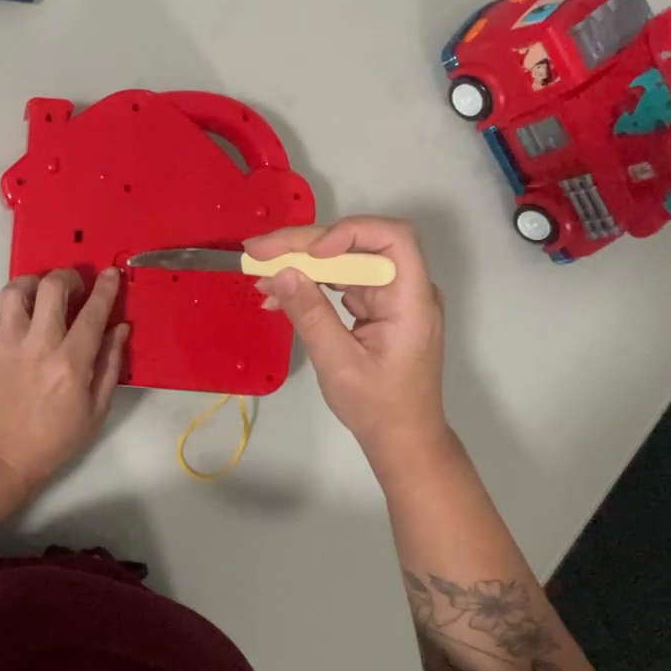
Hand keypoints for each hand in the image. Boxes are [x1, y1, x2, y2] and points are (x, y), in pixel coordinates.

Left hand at [0, 268, 129, 491]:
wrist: (11, 457)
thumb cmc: (59, 437)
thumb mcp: (98, 408)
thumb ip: (110, 364)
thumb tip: (120, 328)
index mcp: (70, 363)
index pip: (92, 313)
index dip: (106, 288)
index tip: (112, 274)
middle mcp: (38, 346)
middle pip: (50, 288)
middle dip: (67, 277)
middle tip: (73, 288)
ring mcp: (7, 347)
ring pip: (12, 293)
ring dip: (28, 285)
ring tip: (38, 296)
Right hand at [250, 216, 451, 467]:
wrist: (403, 438)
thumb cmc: (377, 406)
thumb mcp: (338, 363)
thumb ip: (311, 315)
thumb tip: (281, 274)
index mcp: (411, 299)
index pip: (391, 239)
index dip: (349, 232)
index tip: (308, 252)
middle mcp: (407, 290)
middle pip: (360, 247)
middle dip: (308, 246)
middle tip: (259, 251)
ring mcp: (392, 300)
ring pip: (347, 264)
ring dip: (304, 265)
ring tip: (261, 274)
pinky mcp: (378, 312)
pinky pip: (343, 287)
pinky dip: (311, 287)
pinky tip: (279, 296)